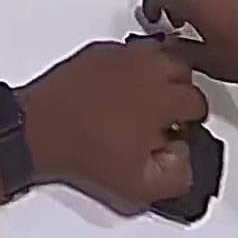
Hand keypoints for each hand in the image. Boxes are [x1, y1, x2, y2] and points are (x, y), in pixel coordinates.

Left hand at [17, 40, 209, 214]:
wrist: (40, 130)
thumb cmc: (84, 153)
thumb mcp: (141, 187)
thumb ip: (179, 174)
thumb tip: (183, 154)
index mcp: (159, 97)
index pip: (197, 101)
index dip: (191, 120)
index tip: (178, 131)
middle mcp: (141, 68)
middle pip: (181, 68)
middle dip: (181, 89)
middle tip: (169, 111)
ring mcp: (116, 55)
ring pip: (155, 51)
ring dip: (159, 70)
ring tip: (149, 95)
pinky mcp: (95, 51)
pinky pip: (125, 50)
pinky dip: (131, 64)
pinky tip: (121, 86)